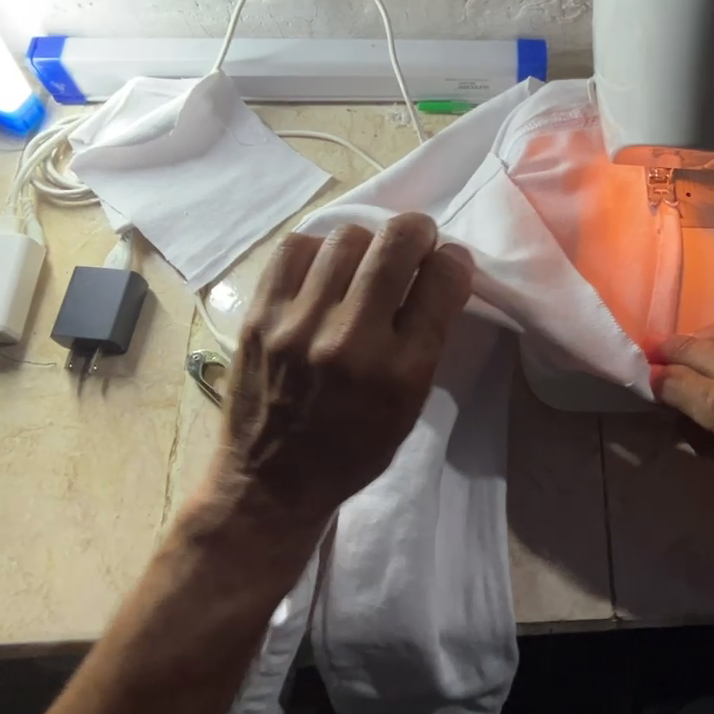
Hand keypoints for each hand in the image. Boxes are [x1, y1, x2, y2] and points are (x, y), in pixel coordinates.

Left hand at [205, 213, 472, 530]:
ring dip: (368, 242)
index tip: (448, 263)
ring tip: (366, 262)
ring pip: (347, 237)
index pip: (442, 280)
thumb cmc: (356, 448)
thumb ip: (429, 338)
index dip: (453, 260)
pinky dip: (320, 249)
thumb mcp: (412, 404)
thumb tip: (441, 271)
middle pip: (396, 242)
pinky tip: (325, 269)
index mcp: (402, 371)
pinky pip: (296, 248)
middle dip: (417, 231)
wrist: (272, 481)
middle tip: (416, 242)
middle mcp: (352, 341)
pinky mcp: (259, 317)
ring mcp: (299, 325)